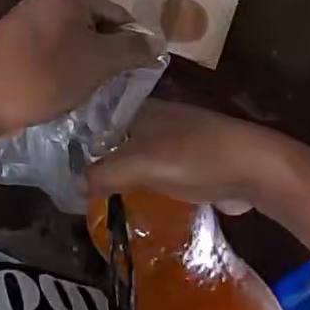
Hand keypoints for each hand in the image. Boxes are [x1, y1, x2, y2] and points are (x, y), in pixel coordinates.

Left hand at [0, 0, 156, 142]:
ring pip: (75, 41)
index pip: (120, 16)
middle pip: (97, 26)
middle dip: (106, 55)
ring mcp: (28, 17)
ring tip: (80, 89)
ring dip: (84, 64)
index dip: (131, 46)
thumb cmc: (44, 76)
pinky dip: (61, 67)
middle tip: (105, 84)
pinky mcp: (13, 40)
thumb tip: (157, 42)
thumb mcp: (99, 62)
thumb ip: (133, 49)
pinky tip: (56, 88)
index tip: (131, 75)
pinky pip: (52, 49)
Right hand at [84, 100, 299, 211]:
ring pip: (137, 155)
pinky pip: (159, 171)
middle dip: (96, 160)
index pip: (96, 119)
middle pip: (116, 138)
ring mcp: (178, 139)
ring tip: (96, 197)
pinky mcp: (194, 161)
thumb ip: (103, 173)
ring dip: (121, 173)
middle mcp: (157, 118)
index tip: (54, 164)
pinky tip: (134, 200)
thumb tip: (74, 185)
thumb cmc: (193, 158)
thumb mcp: (140, 165)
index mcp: (141, 109)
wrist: (254, 168)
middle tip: (70, 187)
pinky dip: (146, 184)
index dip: (75, 140)